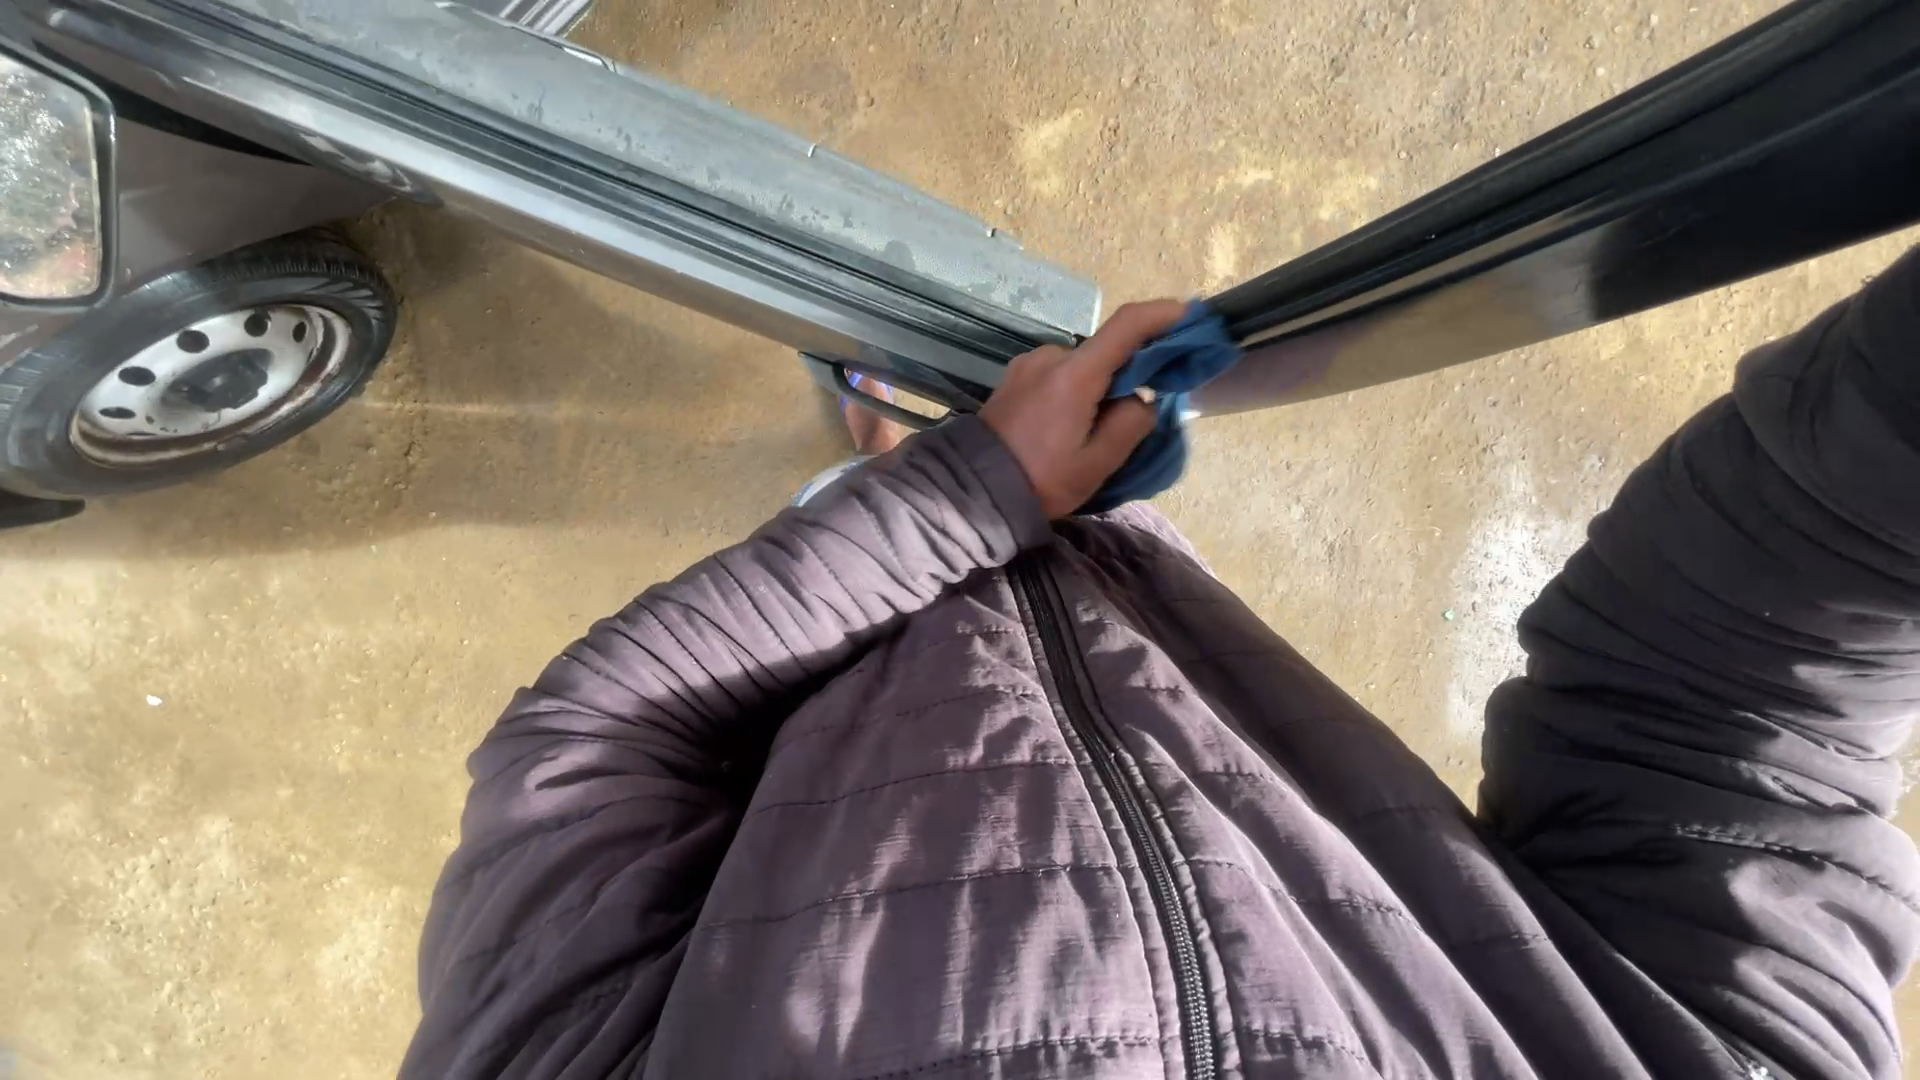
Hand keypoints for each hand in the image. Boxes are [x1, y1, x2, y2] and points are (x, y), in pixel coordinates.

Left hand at [979, 300, 1187, 517]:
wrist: (975, 491)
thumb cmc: (1040, 481)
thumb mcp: (1097, 463)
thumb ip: (1131, 423)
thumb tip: (1142, 398)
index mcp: (1074, 373)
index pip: (1126, 325)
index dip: (1163, 315)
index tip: (1190, 316)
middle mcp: (1050, 357)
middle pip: (1105, 352)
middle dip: (1130, 373)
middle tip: (1141, 410)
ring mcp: (1027, 365)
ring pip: (1081, 367)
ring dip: (1099, 387)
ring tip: (1094, 432)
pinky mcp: (1014, 379)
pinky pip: (1058, 376)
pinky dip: (1076, 391)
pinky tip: (1069, 426)